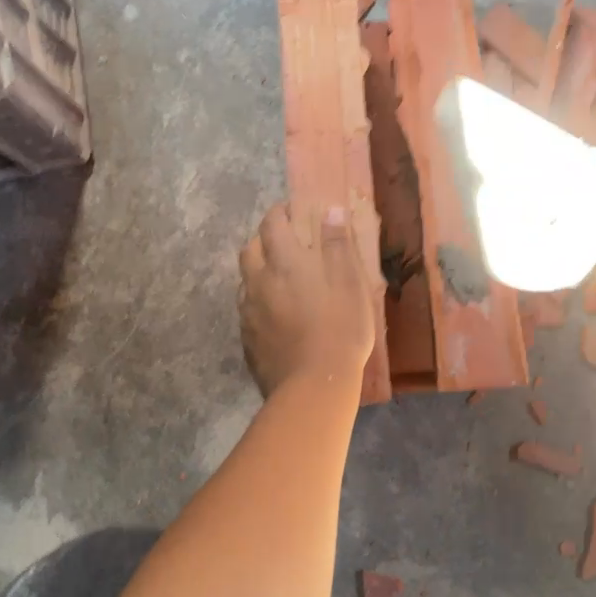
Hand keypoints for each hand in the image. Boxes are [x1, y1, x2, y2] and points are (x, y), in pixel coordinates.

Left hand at [237, 203, 377, 396]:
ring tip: (279, 279)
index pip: (272, 224)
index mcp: (285, 262)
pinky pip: (247, 309)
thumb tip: (330, 210)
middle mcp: (259, 281)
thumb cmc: (340, 328)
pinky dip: (258, 300)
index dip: (280, 213)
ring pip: (245, 280)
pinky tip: (275, 314)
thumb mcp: (350, 282)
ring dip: (257, 271)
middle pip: (249, 249)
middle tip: (283, 243)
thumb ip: (337, 245)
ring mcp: (249, 312)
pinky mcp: (247, 338)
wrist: (314, 386)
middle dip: (262, 239)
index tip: (291, 211)